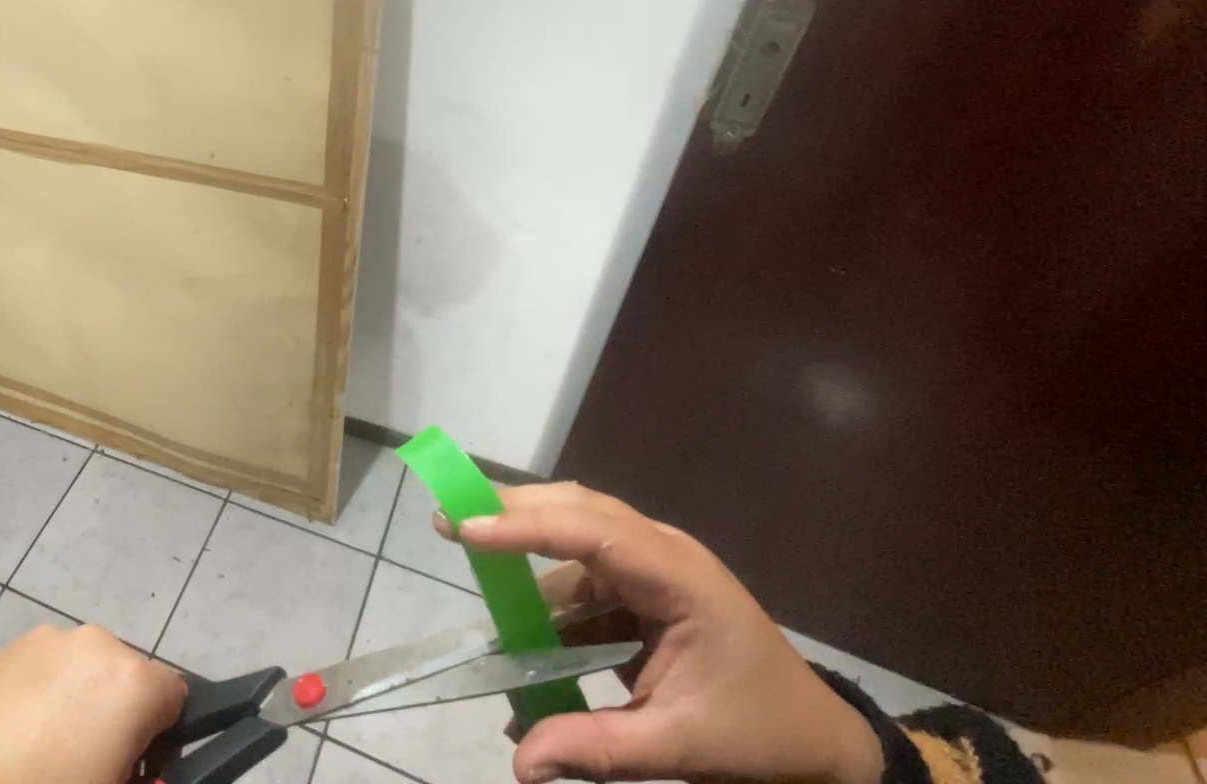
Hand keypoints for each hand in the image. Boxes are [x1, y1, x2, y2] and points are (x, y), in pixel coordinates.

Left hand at [0, 624, 185, 783]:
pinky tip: (5, 755)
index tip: (132, 778)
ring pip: (86, 679)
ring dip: (80, 716)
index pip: (180, 699)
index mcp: (129, 681)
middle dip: (121, 727)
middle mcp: (93, 645)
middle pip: (132, 683)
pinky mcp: (1, 652)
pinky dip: (41, 708)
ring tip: (36, 768)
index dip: (163, 745)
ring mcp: (42, 642)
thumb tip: (142, 777)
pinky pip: (45, 677)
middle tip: (86, 777)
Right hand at [438, 483, 883, 783]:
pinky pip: (581, 570)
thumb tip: (519, 759)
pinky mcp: (641, 581)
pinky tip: (522, 621)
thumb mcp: (681, 746)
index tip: (467, 529)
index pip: (591, 532)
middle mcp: (661, 551)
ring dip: (523, 544)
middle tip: (449, 518)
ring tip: (471, 555)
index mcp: (679, 577)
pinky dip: (544, 588)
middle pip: (577, 508)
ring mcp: (652, 562)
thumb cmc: (759, 733)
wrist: (817, 737)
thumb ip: (596, 747)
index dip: (526, 527)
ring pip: (574, 529)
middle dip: (513, 509)